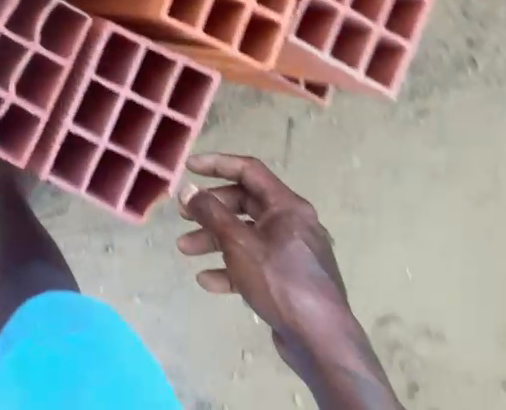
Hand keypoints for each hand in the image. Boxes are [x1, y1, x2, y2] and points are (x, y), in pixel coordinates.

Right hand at [176, 155, 379, 383]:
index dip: (217, 164)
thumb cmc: (280, 280)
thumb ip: (210, 212)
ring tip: (185, 250)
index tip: (188, 167)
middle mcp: (292, 224)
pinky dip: (230, 267)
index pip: (249, 170)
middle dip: (210, 210)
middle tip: (183, 215)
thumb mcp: (238, 242)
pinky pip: (254, 263)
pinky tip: (208, 281)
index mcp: (287, 207)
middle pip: (244, 204)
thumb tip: (188, 189)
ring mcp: (292, 253)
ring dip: (213, 240)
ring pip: (246, 235)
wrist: (322, 341)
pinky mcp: (289, 279)